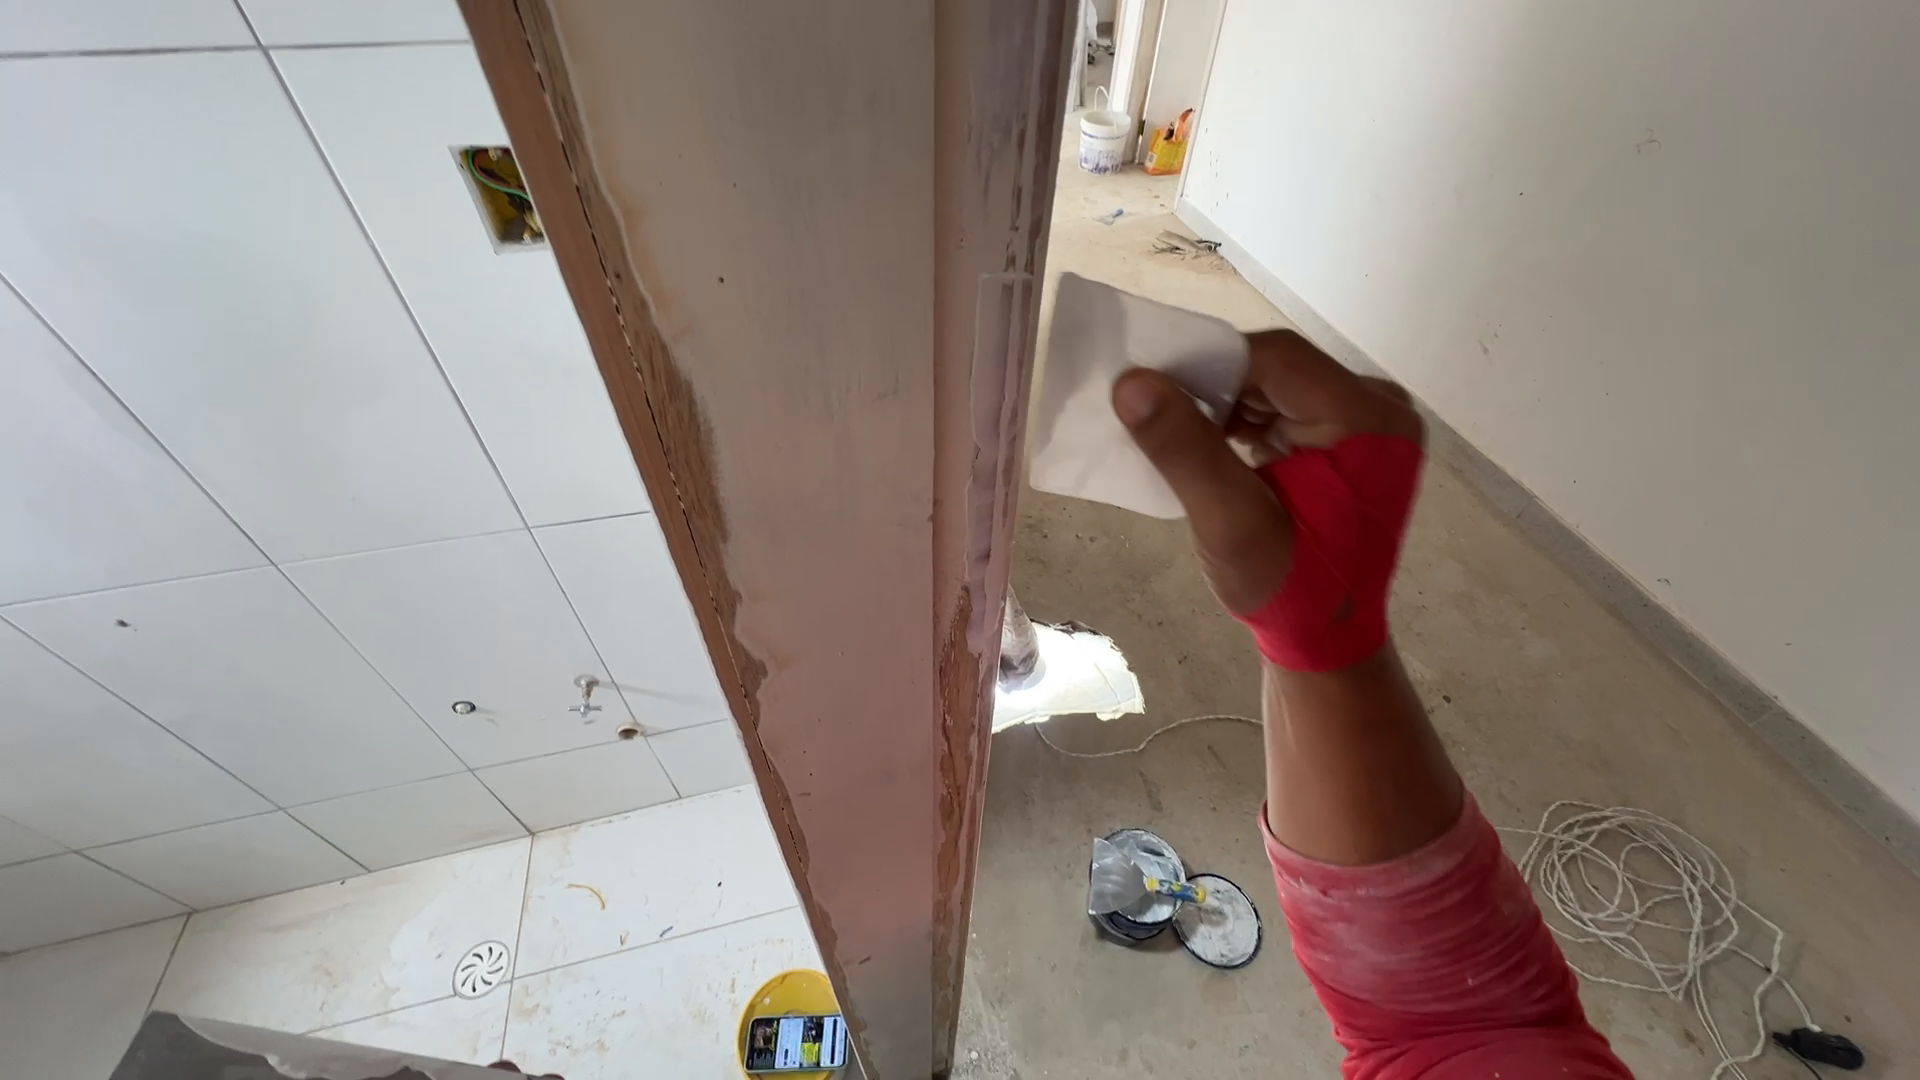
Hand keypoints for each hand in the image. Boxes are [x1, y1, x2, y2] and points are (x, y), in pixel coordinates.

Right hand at [1109, 329, 1422, 616]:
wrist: (1325, 639)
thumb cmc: (1286, 589)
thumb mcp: (1230, 522)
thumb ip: (1185, 450)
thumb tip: (1131, 383)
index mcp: (1365, 420)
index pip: (1276, 360)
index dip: (1206, 362)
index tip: (1145, 382)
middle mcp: (1374, 409)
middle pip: (1275, 369)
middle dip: (1208, 385)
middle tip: (1148, 405)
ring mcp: (1360, 424)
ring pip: (1272, 386)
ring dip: (1217, 402)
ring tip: (1167, 425)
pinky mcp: (1341, 441)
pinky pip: (1279, 410)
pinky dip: (1234, 420)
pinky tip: (1199, 440)